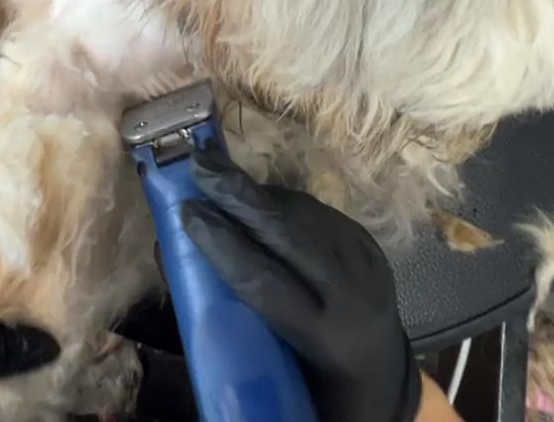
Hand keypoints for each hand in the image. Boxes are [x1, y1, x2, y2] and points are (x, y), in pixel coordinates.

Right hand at [181, 147, 421, 421]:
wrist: (385, 385)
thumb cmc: (312, 388)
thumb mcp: (266, 370)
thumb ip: (219, 318)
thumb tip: (168, 254)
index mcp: (327, 340)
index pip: (266, 281)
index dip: (223, 243)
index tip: (187, 211)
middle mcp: (354, 296)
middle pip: (290, 230)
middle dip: (239, 194)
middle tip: (199, 164)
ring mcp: (367, 263)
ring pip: (303, 213)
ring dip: (257, 193)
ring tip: (219, 177)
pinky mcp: (368, 244)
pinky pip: (316, 212)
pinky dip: (280, 202)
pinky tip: (255, 199)